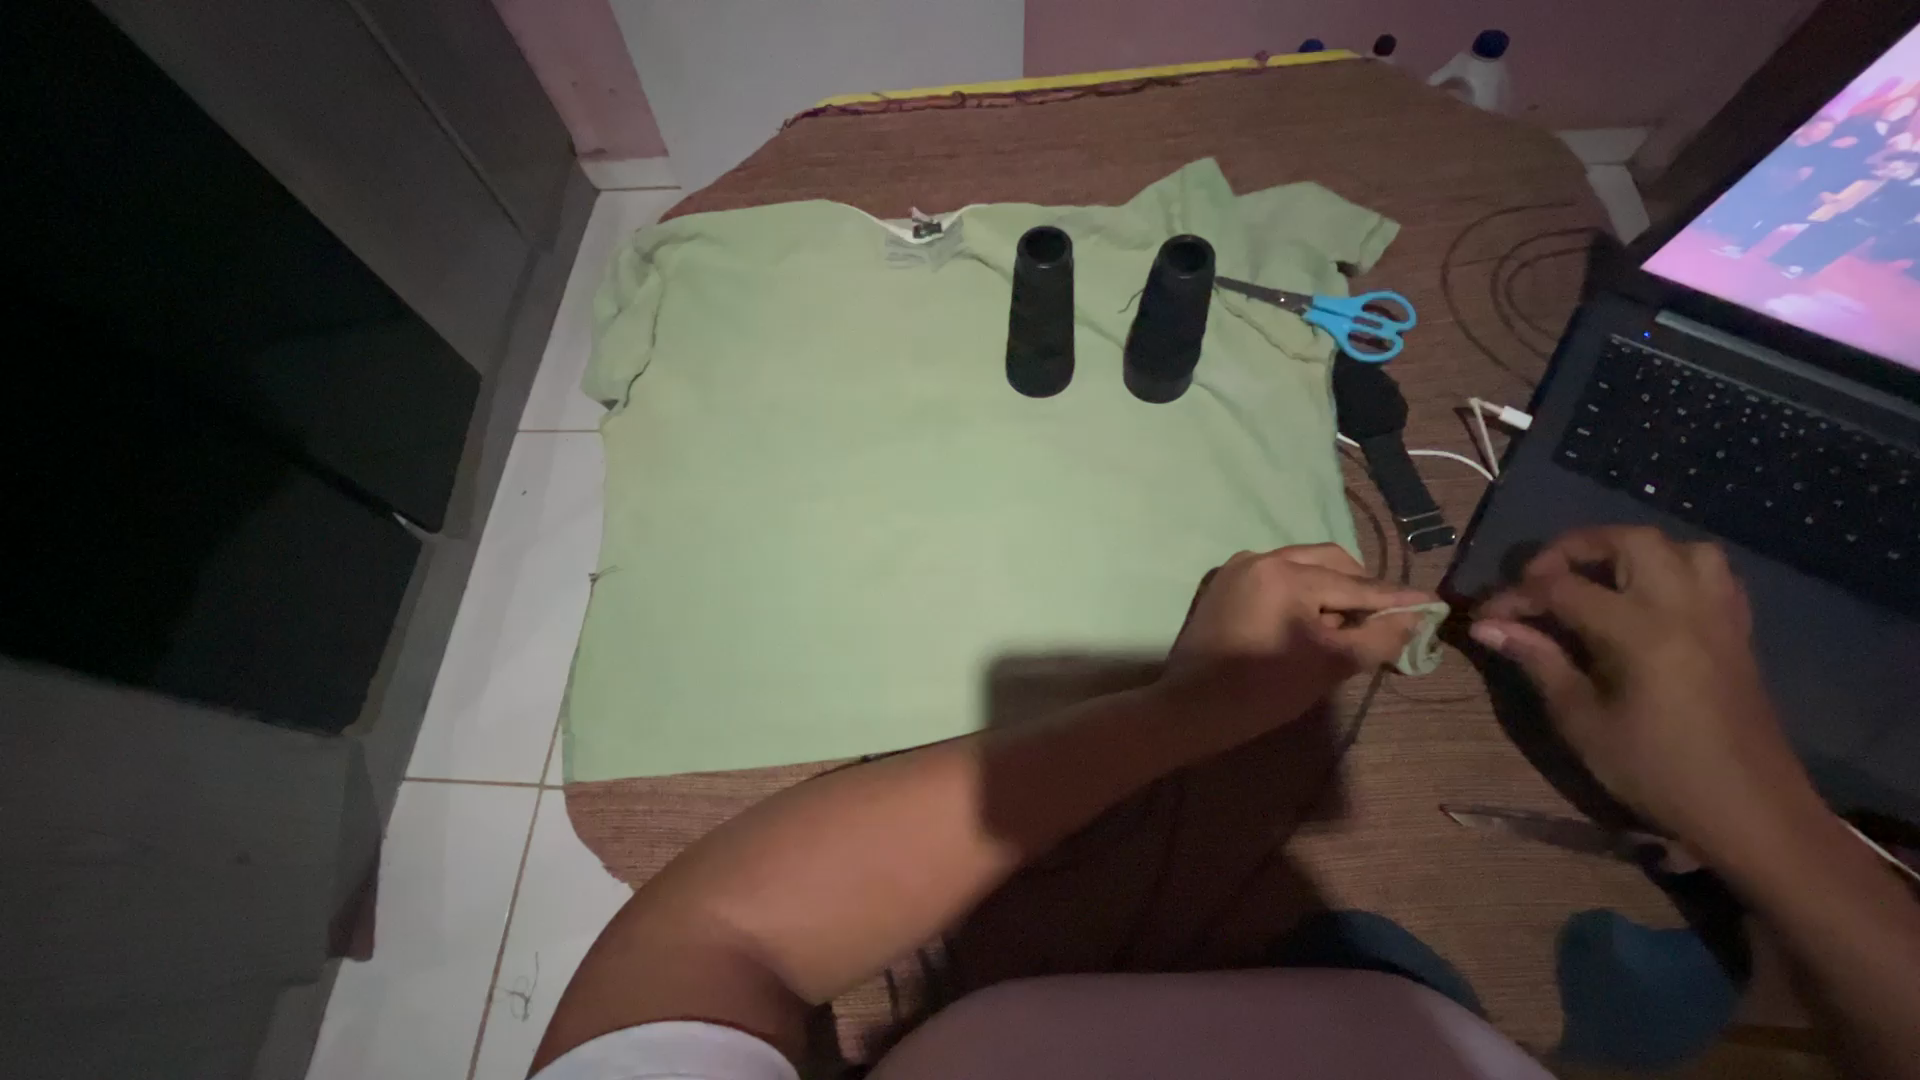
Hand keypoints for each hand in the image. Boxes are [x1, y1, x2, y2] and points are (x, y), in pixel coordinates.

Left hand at [1163, 544, 1433, 732]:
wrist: (1193, 706)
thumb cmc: (1264, 689)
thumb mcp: (1330, 664)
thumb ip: (1377, 636)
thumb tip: (1413, 617)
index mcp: (1286, 575)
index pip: (1356, 585)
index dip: (1397, 598)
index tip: (1435, 604)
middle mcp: (1260, 558)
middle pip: (1329, 562)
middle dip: (1359, 588)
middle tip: (1381, 619)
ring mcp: (1237, 569)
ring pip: (1301, 566)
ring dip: (1328, 589)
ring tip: (1342, 626)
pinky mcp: (1222, 585)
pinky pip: (1274, 577)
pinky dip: (1298, 592)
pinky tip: (1307, 623)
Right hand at [1472, 527, 1814, 854]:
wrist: (1750, 813)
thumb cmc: (1653, 770)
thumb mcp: (1580, 720)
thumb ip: (1537, 660)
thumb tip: (1486, 626)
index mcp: (1640, 633)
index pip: (1560, 588)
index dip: (1514, 596)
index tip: (1484, 616)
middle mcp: (1683, 610)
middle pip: (1629, 541)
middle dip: (1573, 548)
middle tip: (1538, 578)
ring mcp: (1718, 618)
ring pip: (1680, 548)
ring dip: (1629, 552)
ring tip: (1594, 579)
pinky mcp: (1737, 633)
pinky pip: (1711, 575)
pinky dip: (1671, 570)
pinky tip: (1642, 600)